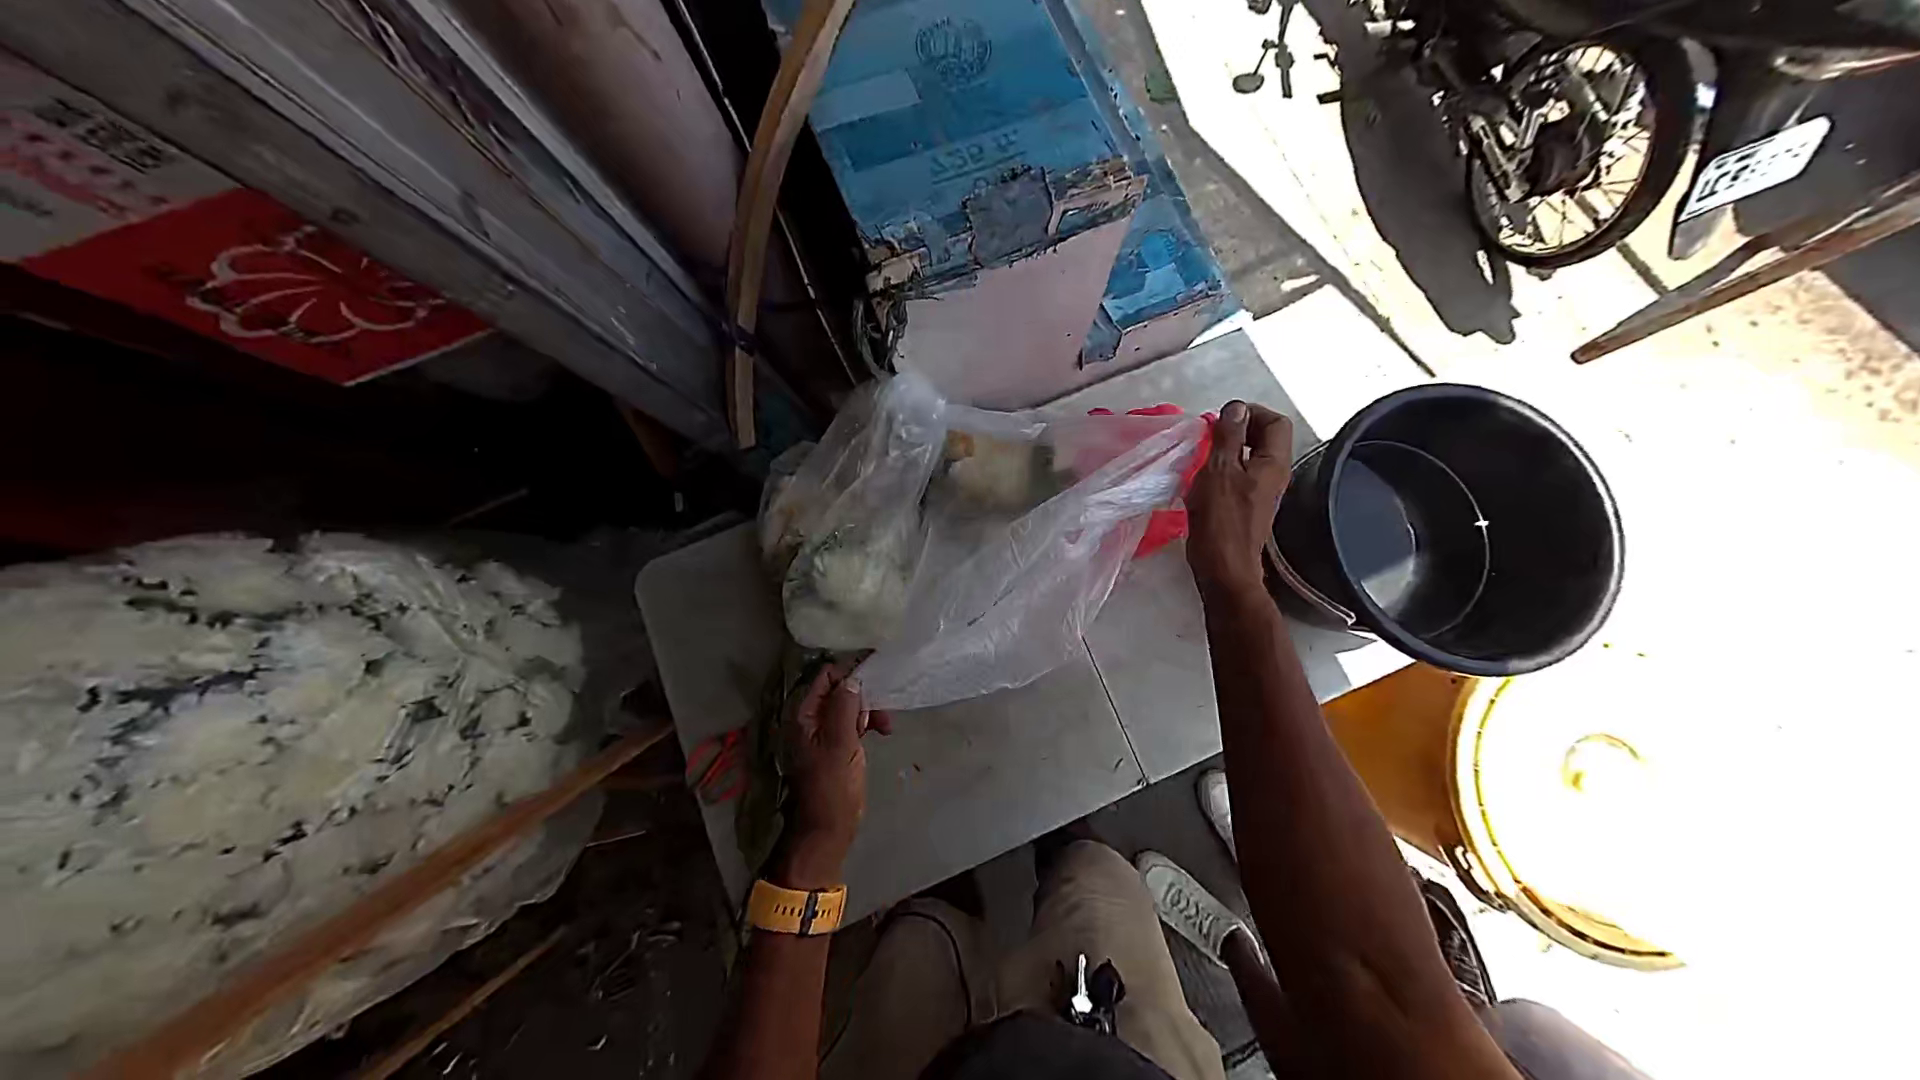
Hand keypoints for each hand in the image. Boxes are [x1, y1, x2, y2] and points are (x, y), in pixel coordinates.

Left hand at [775, 663, 891, 889]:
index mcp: (804, 715)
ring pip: (848, 706)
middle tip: (881, 714)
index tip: (877, 681)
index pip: (826, 676)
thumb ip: (845, 707)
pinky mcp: (835, 746)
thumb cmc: (832, 787)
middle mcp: (810, 719)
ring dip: (868, 710)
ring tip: (884, 727)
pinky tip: (879, 733)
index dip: (850, 674)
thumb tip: (853, 678)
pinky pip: (851, 723)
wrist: (827, 829)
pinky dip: (865, 723)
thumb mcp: (840, 744)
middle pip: (839, 689)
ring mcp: (822, 733)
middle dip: (863, 695)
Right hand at [1186, 400, 1292, 596]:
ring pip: (1247, 458)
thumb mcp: (1219, 471)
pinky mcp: (1244, 506)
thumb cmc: (1221, 519)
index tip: (1222, 418)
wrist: (1222, 567)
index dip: (1251, 413)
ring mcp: (1259, 493)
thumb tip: (1236, 408)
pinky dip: (1219, 470)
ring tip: (1199, 454)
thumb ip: (1228, 437)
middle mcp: (1273, 476)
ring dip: (1224, 451)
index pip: (1275, 423)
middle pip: (1263, 439)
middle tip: (1208, 434)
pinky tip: (1198, 479)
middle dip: (1236, 430)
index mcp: (1274, 464)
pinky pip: (1236, 477)